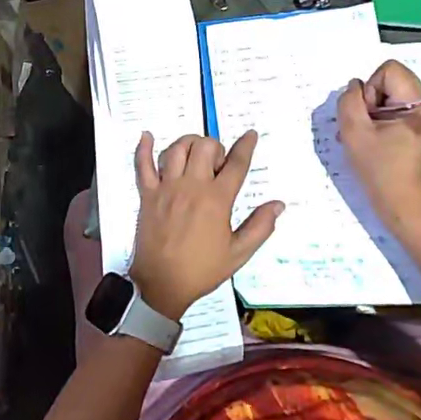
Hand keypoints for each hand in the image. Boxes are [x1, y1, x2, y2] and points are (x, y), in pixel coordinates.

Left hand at [129, 130, 283, 318]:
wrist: (161, 284)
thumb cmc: (201, 270)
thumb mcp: (239, 253)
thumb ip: (260, 227)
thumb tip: (278, 205)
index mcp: (217, 200)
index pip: (236, 163)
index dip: (246, 146)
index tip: (251, 135)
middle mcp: (191, 187)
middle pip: (205, 146)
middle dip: (216, 147)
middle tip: (218, 166)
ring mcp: (166, 188)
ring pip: (176, 149)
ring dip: (189, 145)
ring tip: (195, 155)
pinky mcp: (147, 195)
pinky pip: (141, 165)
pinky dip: (143, 148)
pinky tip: (147, 136)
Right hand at [337, 60, 420, 231]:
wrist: (404, 205)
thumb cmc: (381, 171)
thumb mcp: (354, 133)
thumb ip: (349, 101)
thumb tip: (355, 87)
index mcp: (419, 102)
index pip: (388, 69)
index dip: (370, 90)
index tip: (369, 118)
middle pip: (389, 80)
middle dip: (370, 101)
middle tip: (366, 129)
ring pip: (389, 95)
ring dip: (372, 113)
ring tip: (369, 138)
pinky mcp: (419, 128)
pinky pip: (394, 110)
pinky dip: (380, 122)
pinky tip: (375, 142)